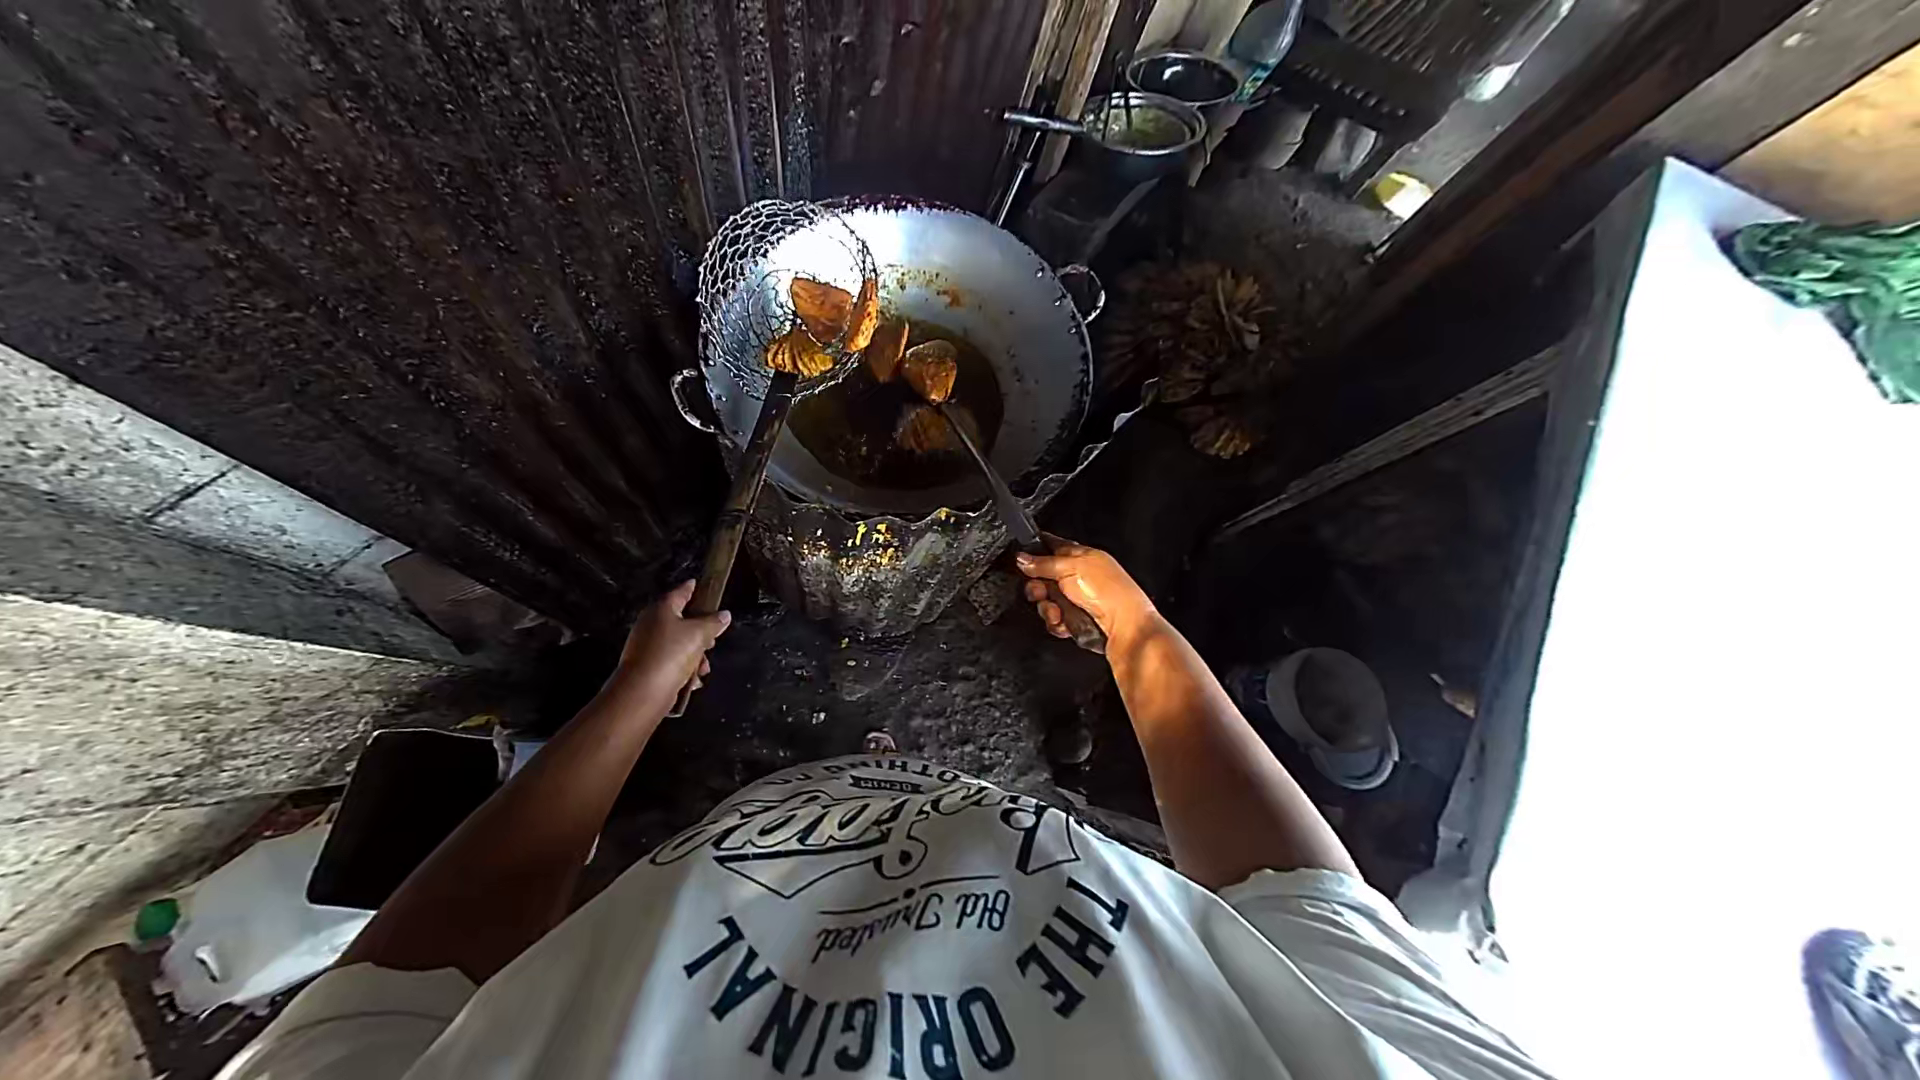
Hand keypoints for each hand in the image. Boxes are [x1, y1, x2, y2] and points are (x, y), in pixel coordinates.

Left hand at [615, 581, 730, 704]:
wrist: (642, 691)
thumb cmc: (671, 653)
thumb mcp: (699, 634)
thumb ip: (714, 623)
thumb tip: (724, 615)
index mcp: (662, 609)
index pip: (681, 592)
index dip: (693, 588)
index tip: (701, 584)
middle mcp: (651, 624)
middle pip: (683, 621)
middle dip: (701, 633)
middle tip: (712, 640)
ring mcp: (647, 646)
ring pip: (680, 644)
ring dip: (696, 656)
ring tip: (703, 668)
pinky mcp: (648, 666)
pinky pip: (672, 662)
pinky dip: (684, 669)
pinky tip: (692, 681)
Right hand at [1014, 536, 1156, 650]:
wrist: (1126, 627)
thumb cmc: (1110, 592)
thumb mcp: (1071, 567)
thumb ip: (1044, 562)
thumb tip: (1022, 558)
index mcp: (1082, 556)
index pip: (1052, 547)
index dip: (1035, 553)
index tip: (1023, 561)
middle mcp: (1079, 576)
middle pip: (1043, 578)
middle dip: (1037, 587)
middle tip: (1041, 591)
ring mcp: (1077, 599)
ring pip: (1046, 601)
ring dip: (1047, 608)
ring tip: (1057, 611)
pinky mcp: (1076, 619)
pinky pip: (1054, 619)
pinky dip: (1056, 622)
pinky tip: (1063, 622)